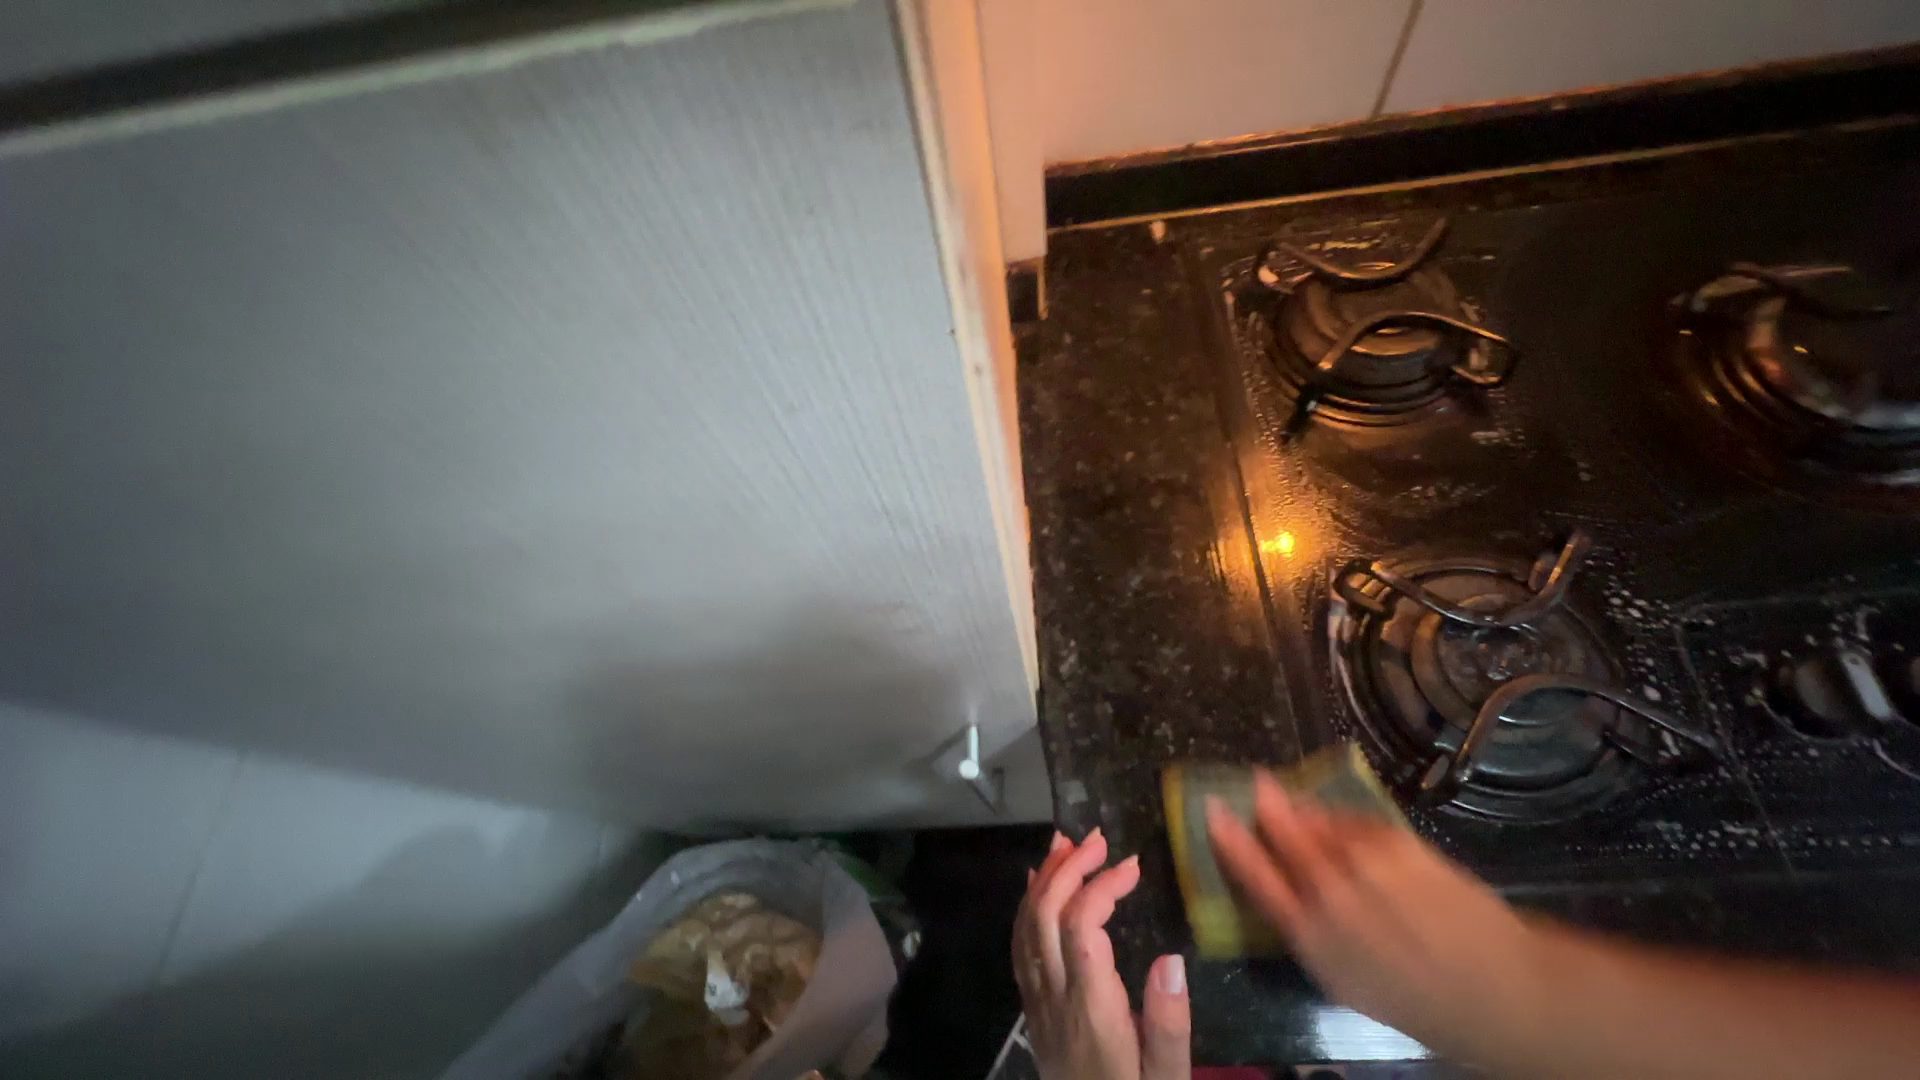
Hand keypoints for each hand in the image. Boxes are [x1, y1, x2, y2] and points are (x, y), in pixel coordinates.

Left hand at [1013, 828, 1190, 1079]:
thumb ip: (1169, 1024)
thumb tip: (1171, 958)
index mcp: (1091, 1009)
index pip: (1081, 928)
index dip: (1100, 886)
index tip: (1132, 865)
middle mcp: (1054, 996)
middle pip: (1046, 916)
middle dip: (1068, 868)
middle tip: (1099, 839)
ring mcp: (1037, 1001)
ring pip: (1026, 925)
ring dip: (1044, 878)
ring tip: (1066, 843)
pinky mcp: (1032, 1008)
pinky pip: (1019, 945)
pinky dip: (1027, 906)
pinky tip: (1039, 885)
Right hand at [1204, 772, 1546, 1052]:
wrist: (1496, 991)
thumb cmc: (1412, 997)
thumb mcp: (1342, 977)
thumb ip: (1305, 928)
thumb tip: (1282, 889)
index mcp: (1307, 933)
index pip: (1252, 873)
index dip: (1228, 838)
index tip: (1212, 809)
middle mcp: (1327, 890)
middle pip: (1282, 832)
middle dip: (1265, 804)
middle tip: (1256, 782)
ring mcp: (1362, 862)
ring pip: (1319, 821)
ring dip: (1307, 812)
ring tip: (1302, 807)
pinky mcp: (1396, 843)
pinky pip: (1356, 821)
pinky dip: (1344, 820)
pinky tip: (1348, 828)